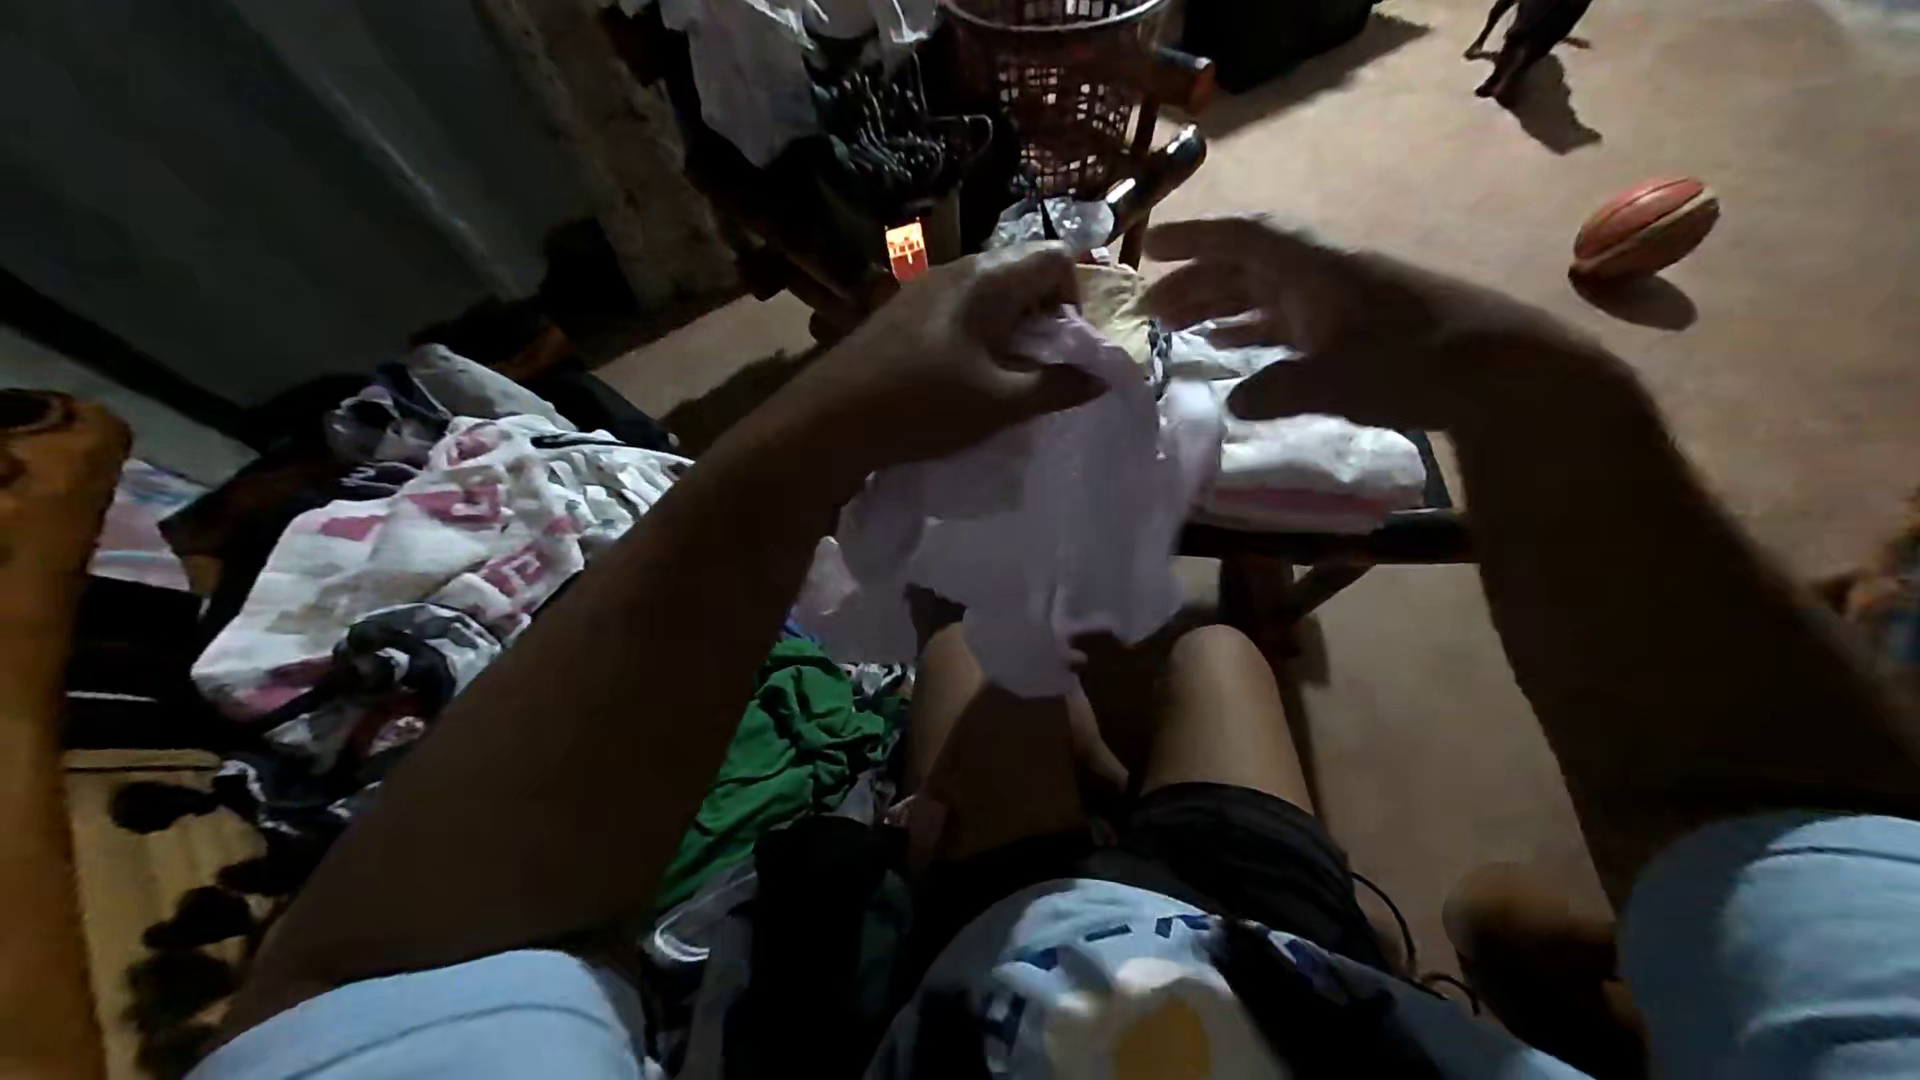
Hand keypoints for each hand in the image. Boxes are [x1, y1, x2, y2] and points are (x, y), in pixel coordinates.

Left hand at [775, 243, 1103, 474]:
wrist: (827, 422)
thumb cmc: (921, 407)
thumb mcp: (1000, 403)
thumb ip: (1057, 386)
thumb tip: (1102, 376)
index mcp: (986, 278)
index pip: (1056, 255)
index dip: (1077, 298)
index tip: (1067, 348)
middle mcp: (955, 269)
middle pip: (1022, 272)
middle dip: (1045, 316)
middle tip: (1041, 367)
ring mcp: (922, 288)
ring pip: (989, 294)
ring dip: (1011, 329)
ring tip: (1004, 377)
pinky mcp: (901, 313)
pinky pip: (958, 311)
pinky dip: (979, 336)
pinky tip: (964, 377)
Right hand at [1140, 217, 1623, 431]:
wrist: (1503, 375)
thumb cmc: (1420, 365)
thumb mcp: (1341, 381)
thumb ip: (1277, 390)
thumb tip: (1231, 402)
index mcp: (1316, 269)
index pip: (1244, 238)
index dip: (1194, 238)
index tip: (1149, 246)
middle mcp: (1319, 277)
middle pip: (1242, 267)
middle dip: (1191, 283)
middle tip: (1146, 310)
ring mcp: (1331, 304)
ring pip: (1257, 294)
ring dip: (1212, 306)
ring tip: (1169, 329)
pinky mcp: (1341, 331)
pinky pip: (1276, 323)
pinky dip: (1242, 332)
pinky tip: (1219, 348)